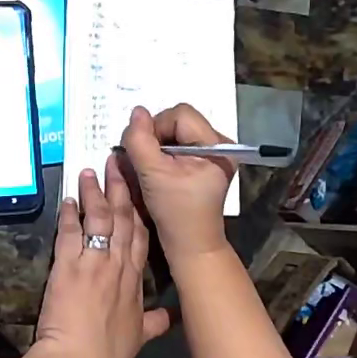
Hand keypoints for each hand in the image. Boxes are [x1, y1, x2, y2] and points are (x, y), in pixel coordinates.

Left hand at [34, 159, 170, 357]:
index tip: (139, 191)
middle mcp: (118, 265)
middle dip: (121, 189)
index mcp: (135, 281)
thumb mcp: (138, 338)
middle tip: (118, 164)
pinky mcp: (69, 265)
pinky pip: (71, 232)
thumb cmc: (109, 356)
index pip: (142, 237)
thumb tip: (171, 318)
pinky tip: (70, 199)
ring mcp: (94, 262)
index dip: (140, 211)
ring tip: (91, 171)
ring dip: (95, 193)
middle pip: (124, 219)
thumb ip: (153, 323)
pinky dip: (70, 214)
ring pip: (100, 219)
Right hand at [119, 104, 233, 261]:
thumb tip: (137, 111)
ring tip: (148, 166)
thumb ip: (140, 140)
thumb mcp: (152, 174)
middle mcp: (219, 145)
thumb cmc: (175, 212)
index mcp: (216, 145)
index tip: (143, 151)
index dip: (156, 127)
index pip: (180, 114)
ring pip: (177, 133)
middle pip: (179, 121)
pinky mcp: (205, 164)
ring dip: (157, 145)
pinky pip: (180, 146)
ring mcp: (213, 154)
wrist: (191, 245)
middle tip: (142, 158)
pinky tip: (157, 171)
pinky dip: (164, 154)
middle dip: (156, 136)